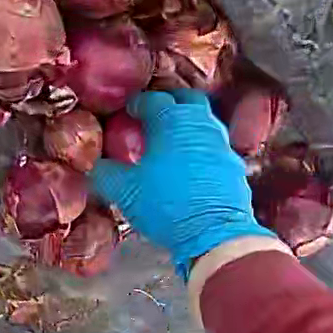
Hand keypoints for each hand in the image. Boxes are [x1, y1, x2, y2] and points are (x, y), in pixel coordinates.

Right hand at [89, 89, 275, 277]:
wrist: (214, 233)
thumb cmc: (167, 205)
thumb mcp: (124, 191)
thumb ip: (106, 174)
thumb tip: (98, 167)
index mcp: (171, 120)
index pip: (152, 99)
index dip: (137, 103)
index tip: (129, 111)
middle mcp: (200, 124)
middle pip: (186, 100)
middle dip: (170, 103)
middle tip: (154, 117)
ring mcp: (222, 143)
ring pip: (204, 123)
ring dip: (189, 126)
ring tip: (173, 142)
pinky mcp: (235, 166)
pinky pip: (215, 148)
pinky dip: (202, 150)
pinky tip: (192, 167)